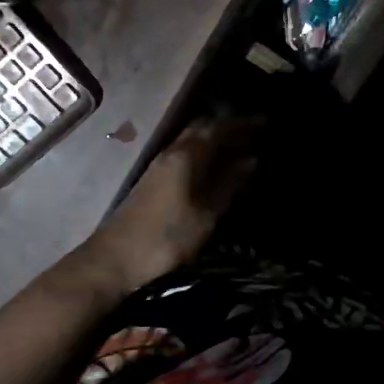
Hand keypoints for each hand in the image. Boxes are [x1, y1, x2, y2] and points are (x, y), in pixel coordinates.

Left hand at [80, 118, 260, 293]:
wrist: (116, 259)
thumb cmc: (167, 238)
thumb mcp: (206, 215)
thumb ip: (229, 185)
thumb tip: (252, 160)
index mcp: (186, 156)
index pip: (219, 129)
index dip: (244, 124)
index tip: (267, 124)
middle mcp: (171, 152)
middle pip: (202, 128)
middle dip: (229, 127)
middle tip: (255, 132)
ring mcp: (159, 164)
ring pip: (190, 139)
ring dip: (215, 137)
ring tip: (239, 145)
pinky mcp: (153, 179)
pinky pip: (184, 152)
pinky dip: (203, 150)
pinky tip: (212, 164)